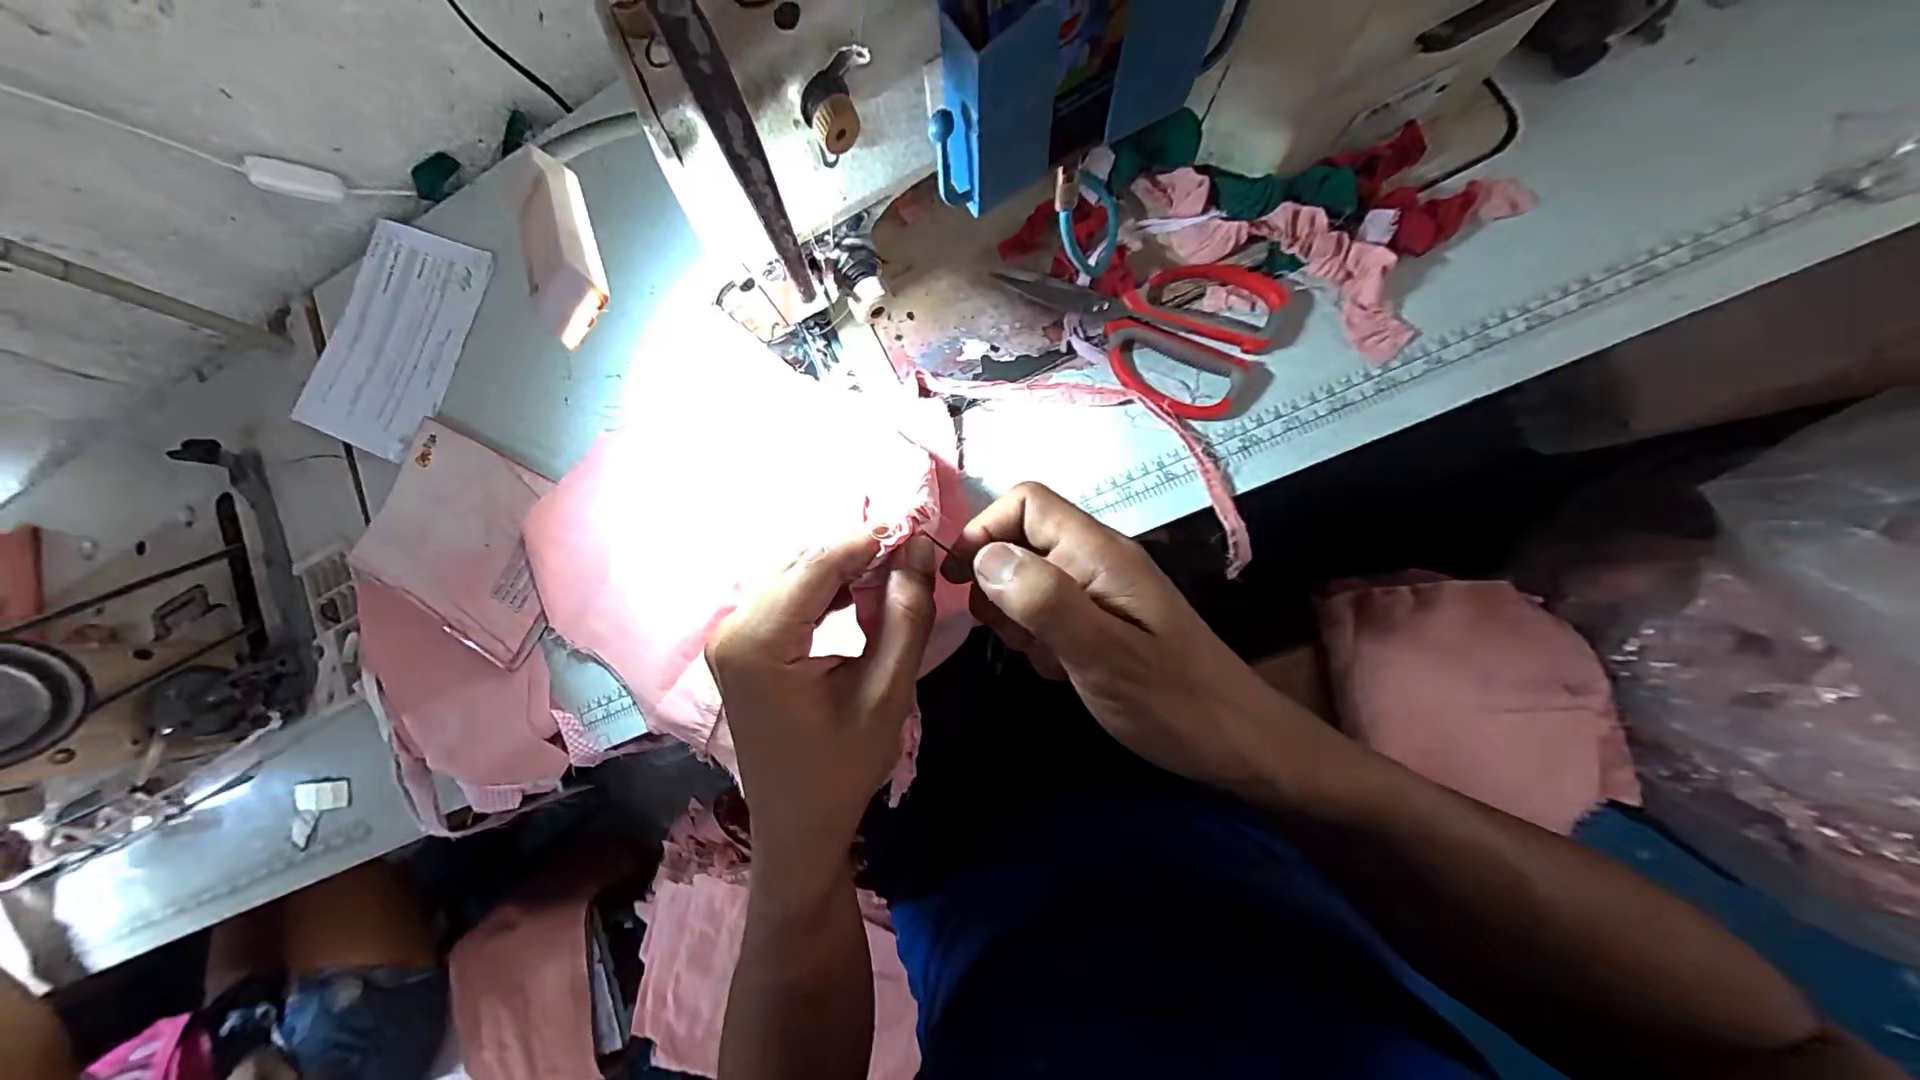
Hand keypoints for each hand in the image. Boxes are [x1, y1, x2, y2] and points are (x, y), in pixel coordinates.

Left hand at [708, 532, 937, 881]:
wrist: (797, 826)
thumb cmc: (842, 768)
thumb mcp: (886, 691)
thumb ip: (905, 616)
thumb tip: (917, 549)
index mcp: (758, 642)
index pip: (817, 565)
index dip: (869, 540)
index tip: (916, 528)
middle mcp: (732, 628)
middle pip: (803, 565)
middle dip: (859, 554)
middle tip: (912, 557)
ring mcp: (731, 636)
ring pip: (796, 577)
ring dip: (845, 572)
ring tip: (893, 580)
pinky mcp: (741, 646)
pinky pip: (788, 599)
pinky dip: (827, 592)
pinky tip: (861, 601)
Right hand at [941, 483, 1300, 790]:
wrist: (1237, 744)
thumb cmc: (1173, 701)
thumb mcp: (1103, 654)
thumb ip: (1044, 600)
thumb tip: (986, 557)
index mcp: (1099, 552)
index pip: (1026, 502)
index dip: (984, 531)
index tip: (960, 582)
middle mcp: (1098, 560)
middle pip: (1022, 540)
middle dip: (997, 584)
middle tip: (1012, 636)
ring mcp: (1102, 590)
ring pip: (1030, 579)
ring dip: (1017, 616)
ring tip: (1042, 657)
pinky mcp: (1103, 620)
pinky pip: (1050, 612)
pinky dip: (1040, 638)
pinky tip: (1061, 670)